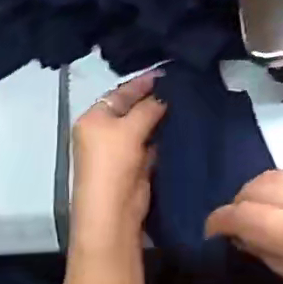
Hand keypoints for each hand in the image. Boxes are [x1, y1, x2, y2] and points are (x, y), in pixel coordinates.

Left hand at [70, 71, 167, 252]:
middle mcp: (103, 131)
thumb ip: (148, 108)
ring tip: (189, 101)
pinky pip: (152, 145)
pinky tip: (184, 126)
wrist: (113, 210)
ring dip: (162, 119)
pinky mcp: (135, 166)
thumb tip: (164, 95)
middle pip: (132, 109)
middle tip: (183, 86)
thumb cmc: (113, 162)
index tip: (167, 72)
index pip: (119, 92)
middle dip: (154, 100)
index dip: (142, 83)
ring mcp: (119, 150)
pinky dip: (164, 138)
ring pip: (143, 127)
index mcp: (93, 117)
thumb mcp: (129, 129)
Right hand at [205, 170, 282, 283]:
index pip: (245, 214)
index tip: (210, 233)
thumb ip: (267, 251)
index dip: (219, 221)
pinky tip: (280, 207)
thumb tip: (238, 234)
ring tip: (255, 216)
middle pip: (254, 188)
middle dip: (236, 206)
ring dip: (255, 193)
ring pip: (272, 175)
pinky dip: (277, 187)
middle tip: (234, 229)